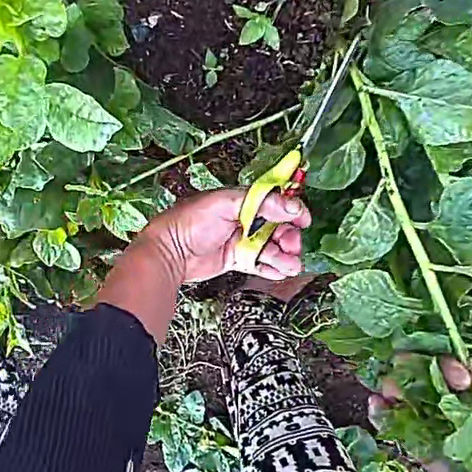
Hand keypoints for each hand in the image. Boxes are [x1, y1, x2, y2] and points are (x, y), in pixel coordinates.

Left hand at [136, 187, 311, 283]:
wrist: (168, 253)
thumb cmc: (190, 222)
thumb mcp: (226, 203)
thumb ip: (260, 203)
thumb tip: (290, 206)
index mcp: (242, 200)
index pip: (275, 201)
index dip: (291, 209)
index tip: (303, 219)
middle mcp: (243, 219)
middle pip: (277, 227)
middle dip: (288, 237)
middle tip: (292, 246)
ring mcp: (240, 240)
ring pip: (271, 247)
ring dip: (284, 256)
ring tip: (289, 265)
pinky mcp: (236, 259)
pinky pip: (259, 263)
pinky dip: (271, 267)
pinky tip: (280, 271)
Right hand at [371, 358, 471, 471]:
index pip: (455, 364)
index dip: (450, 363)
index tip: (454, 372)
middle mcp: (452, 398)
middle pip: (423, 374)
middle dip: (410, 366)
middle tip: (403, 363)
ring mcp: (436, 424)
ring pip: (406, 398)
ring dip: (393, 387)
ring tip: (388, 386)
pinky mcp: (425, 450)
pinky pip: (400, 430)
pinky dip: (384, 417)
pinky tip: (378, 407)